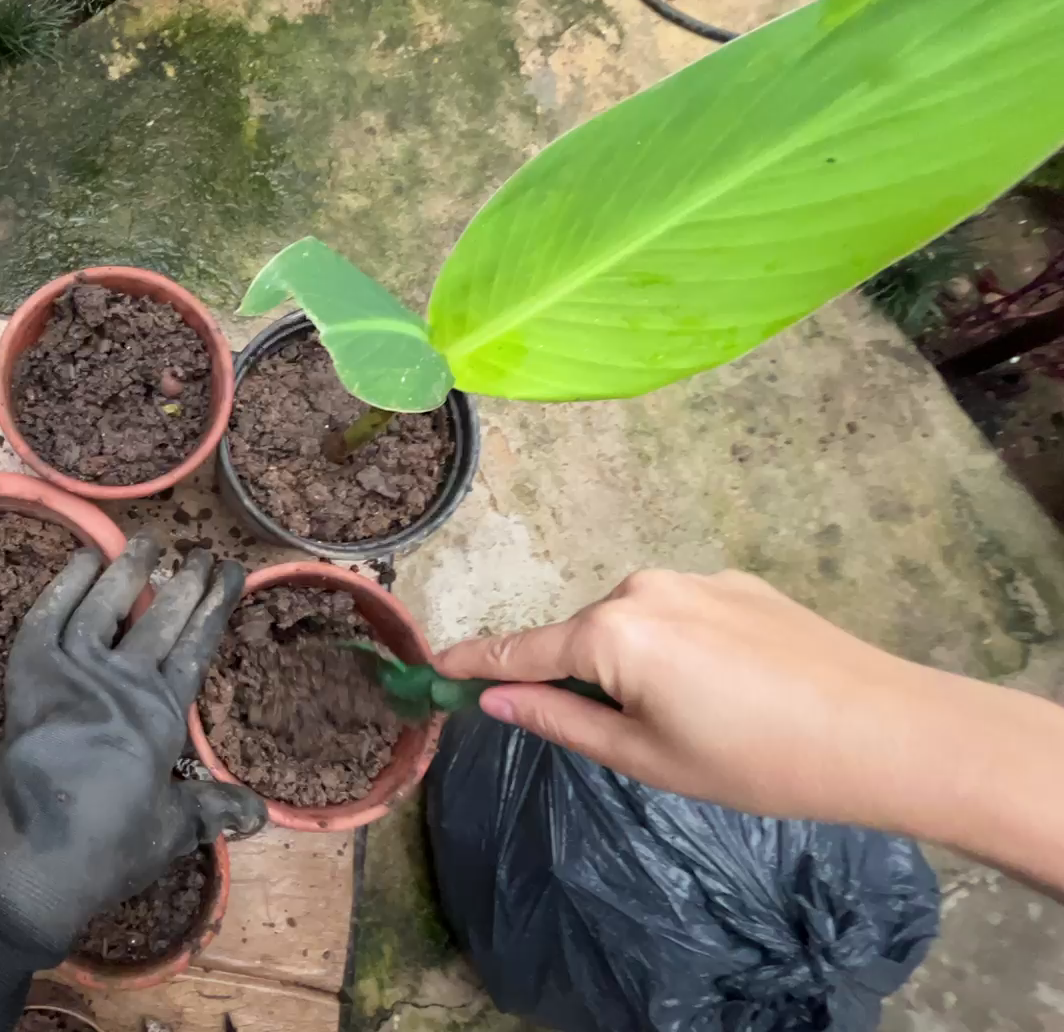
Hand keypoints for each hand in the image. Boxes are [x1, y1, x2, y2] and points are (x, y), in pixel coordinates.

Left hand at [0, 533, 266, 949]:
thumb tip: (261, 813)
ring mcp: (74, 669)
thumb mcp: (169, 830)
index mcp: (161, 715)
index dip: (215, 608)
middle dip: (185, 582)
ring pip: (108, 604)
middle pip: (162, 618)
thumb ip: (212, 810)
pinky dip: (66, 582)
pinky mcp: (29, 668)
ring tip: (149, 540)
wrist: (31, 858)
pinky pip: (50, 613)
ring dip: (130, 570)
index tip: (231, 574)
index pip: (197, 646)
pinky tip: (85, 556)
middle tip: (202, 551)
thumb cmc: (105, 847)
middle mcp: (124, 681)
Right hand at [431, 569, 971, 830]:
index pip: (518, 651)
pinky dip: (671, 643)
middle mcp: (637, 588)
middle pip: (575, 637)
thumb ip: (558, 720)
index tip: (434, 665)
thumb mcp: (646, 758)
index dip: (473, 662)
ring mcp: (687, 579)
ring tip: (692, 708)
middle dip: (575, 674)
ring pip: (624, 623)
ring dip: (627, 659)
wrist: (907, 735)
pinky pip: (670, 611)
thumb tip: (493, 702)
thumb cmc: (761, 761)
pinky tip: (729, 680)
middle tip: (623, 728)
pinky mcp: (730, 582)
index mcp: (610, 633)